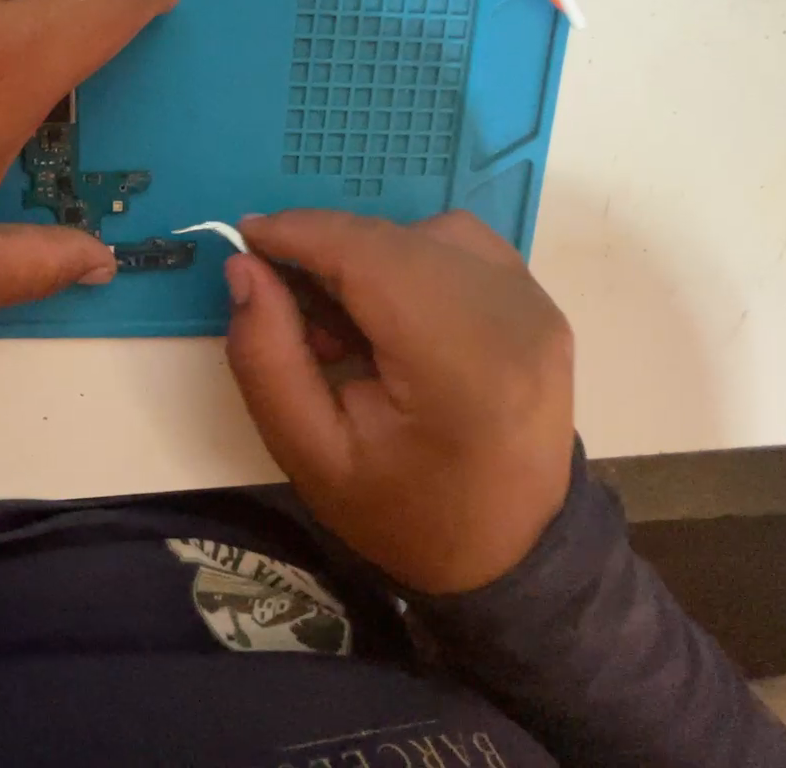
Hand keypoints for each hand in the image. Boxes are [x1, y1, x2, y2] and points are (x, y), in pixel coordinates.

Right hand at [224, 211, 575, 594]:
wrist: (509, 554)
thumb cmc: (400, 512)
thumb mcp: (306, 453)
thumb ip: (265, 357)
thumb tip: (243, 268)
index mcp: (462, 367)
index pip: (372, 257)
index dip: (301, 232)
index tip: (244, 235)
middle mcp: (516, 320)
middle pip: (396, 238)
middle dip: (324, 247)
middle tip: (284, 298)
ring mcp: (538, 308)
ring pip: (427, 233)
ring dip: (367, 255)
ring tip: (342, 320)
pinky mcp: (542, 305)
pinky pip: (458, 247)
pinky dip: (405, 259)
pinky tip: (387, 314)